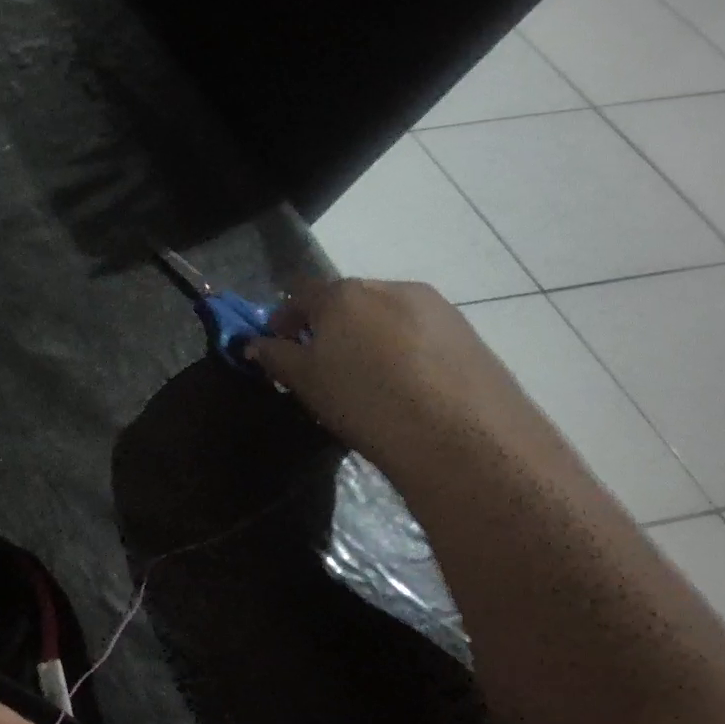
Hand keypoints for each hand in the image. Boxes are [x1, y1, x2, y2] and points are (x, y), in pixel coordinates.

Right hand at [247, 278, 566, 484]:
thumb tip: (257, 343)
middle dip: (328, 327)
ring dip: (367, 337)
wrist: (463, 436)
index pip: (299, 294)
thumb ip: (275, 356)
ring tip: (366, 379)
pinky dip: (402, 350)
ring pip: (384, 316)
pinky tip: (403, 385)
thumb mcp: (304, 381)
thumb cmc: (365, 401)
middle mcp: (390, 287)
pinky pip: (418, 332)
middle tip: (322, 366)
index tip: (280, 349)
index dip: (283, 320)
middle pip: (345, 301)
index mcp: (343, 294)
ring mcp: (435, 306)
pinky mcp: (468, 331)